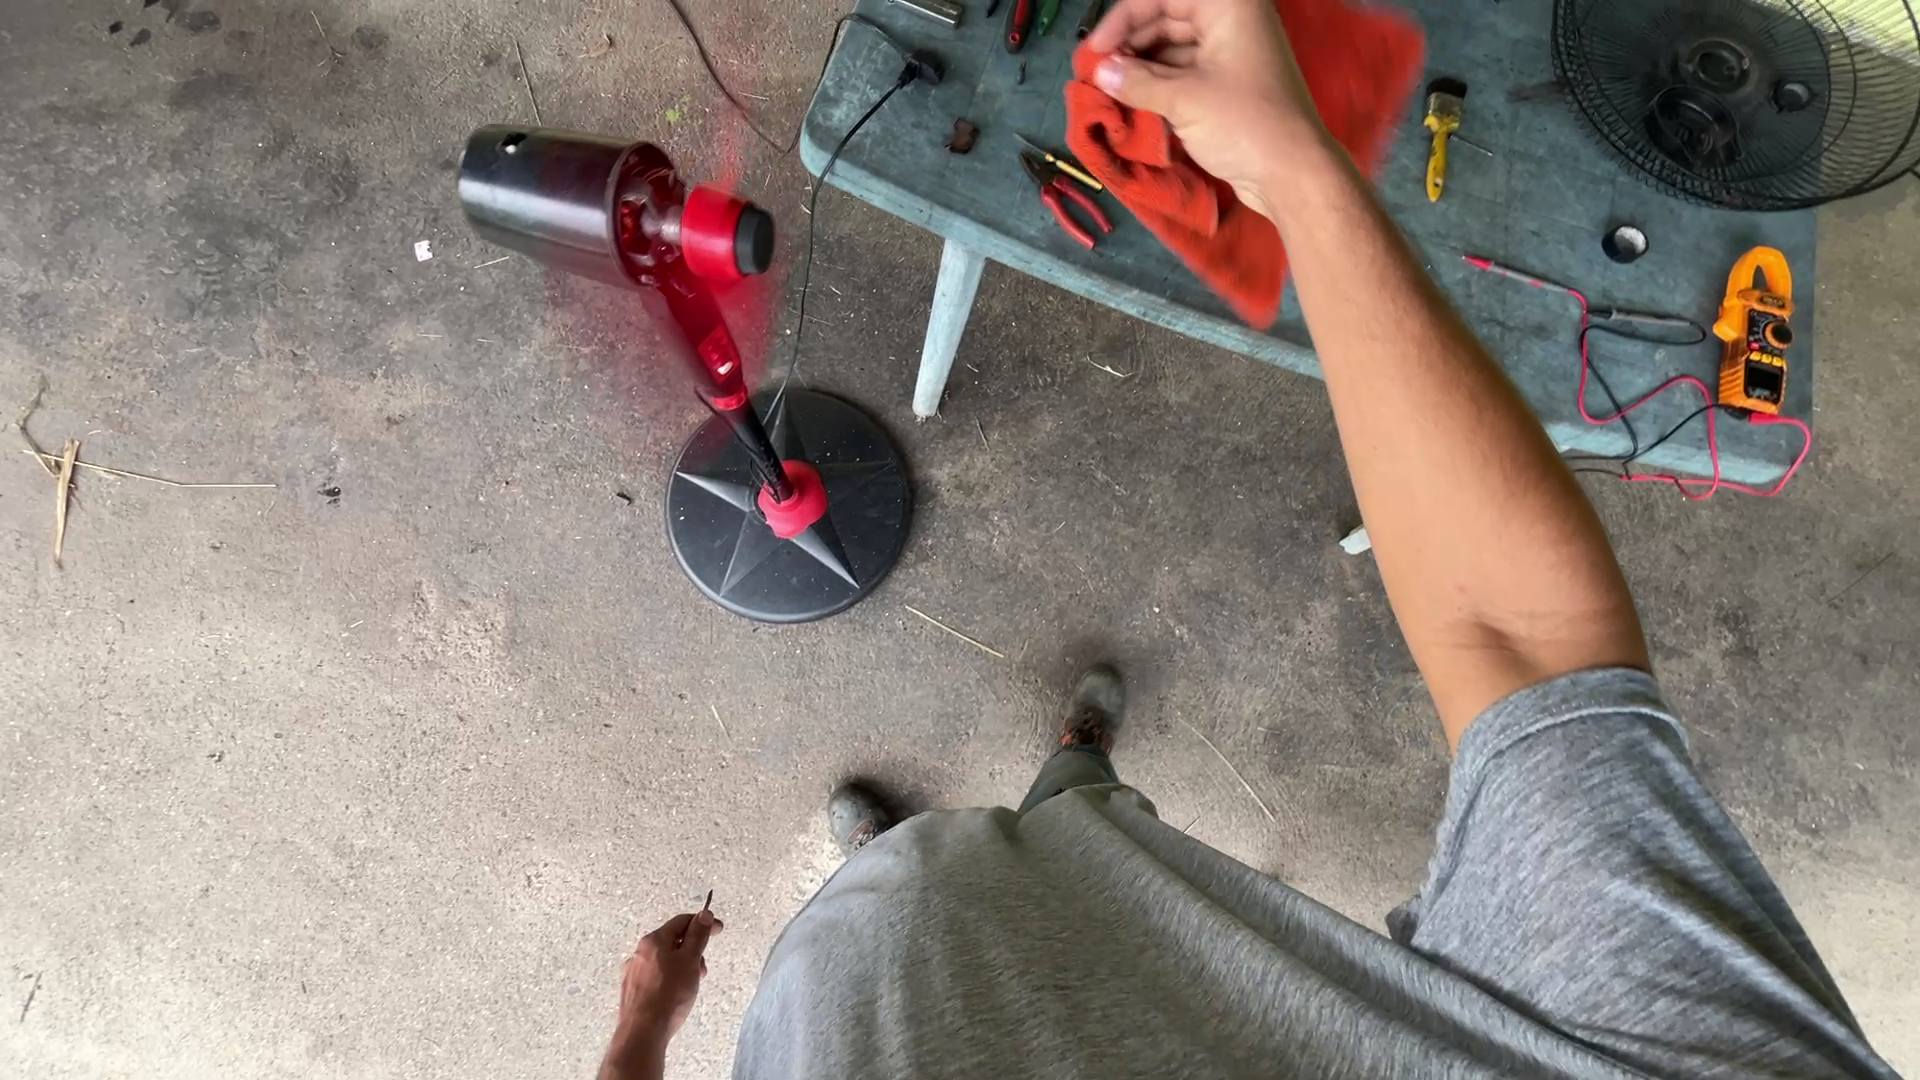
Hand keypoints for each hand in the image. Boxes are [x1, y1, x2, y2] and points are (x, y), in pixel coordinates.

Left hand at [600, 910, 723, 1079]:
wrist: (642, 1034)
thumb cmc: (669, 995)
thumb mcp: (691, 960)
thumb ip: (698, 935)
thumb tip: (704, 914)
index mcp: (654, 940)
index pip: (682, 921)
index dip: (703, 923)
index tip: (718, 930)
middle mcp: (639, 952)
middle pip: (673, 941)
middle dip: (692, 950)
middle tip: (702, 969)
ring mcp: (632, 973)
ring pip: (664, 960)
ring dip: (681, 966)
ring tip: (689, 986)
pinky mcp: (630, 992)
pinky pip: (654, 977)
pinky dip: (668, 979)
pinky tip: (673, 995)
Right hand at [1084, 0, 1327, 218]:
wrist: (1288, 170)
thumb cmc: (1242, 123)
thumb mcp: (1184, 99)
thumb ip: (1137, 82)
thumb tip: (1101, 73)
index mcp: (1228, 3)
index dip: (1123, 20)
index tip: (1093, 54)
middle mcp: (1230, 18)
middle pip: (1168, 16)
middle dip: (1130, 45)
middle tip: (1096, 74)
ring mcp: (1230, 51)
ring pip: (1173, 46)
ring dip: (1140, 67)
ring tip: (1109, 90)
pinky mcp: (1227, 82)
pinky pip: (1184, 72)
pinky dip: (1157, 84)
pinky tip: (1133, 100)